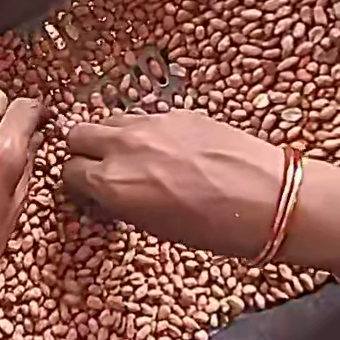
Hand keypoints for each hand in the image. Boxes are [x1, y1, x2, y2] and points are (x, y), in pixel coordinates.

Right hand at [64, 111, 284, 259]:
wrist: (271, 200)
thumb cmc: (214, 228)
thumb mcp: (155, 226)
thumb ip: (120, 201)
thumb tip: (106, 191)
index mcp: (112, 183)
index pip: (69, 170)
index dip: (77, 181)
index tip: (87, 188)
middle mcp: (123, 147)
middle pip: (77, 134)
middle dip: (83, 151)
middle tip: (100, 166)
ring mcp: (150, 124)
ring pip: (109, 120)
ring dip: (112, 137)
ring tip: (135, 157)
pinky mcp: (176, 111)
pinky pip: (145, 118)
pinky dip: (145, 132)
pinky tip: (169, 149)